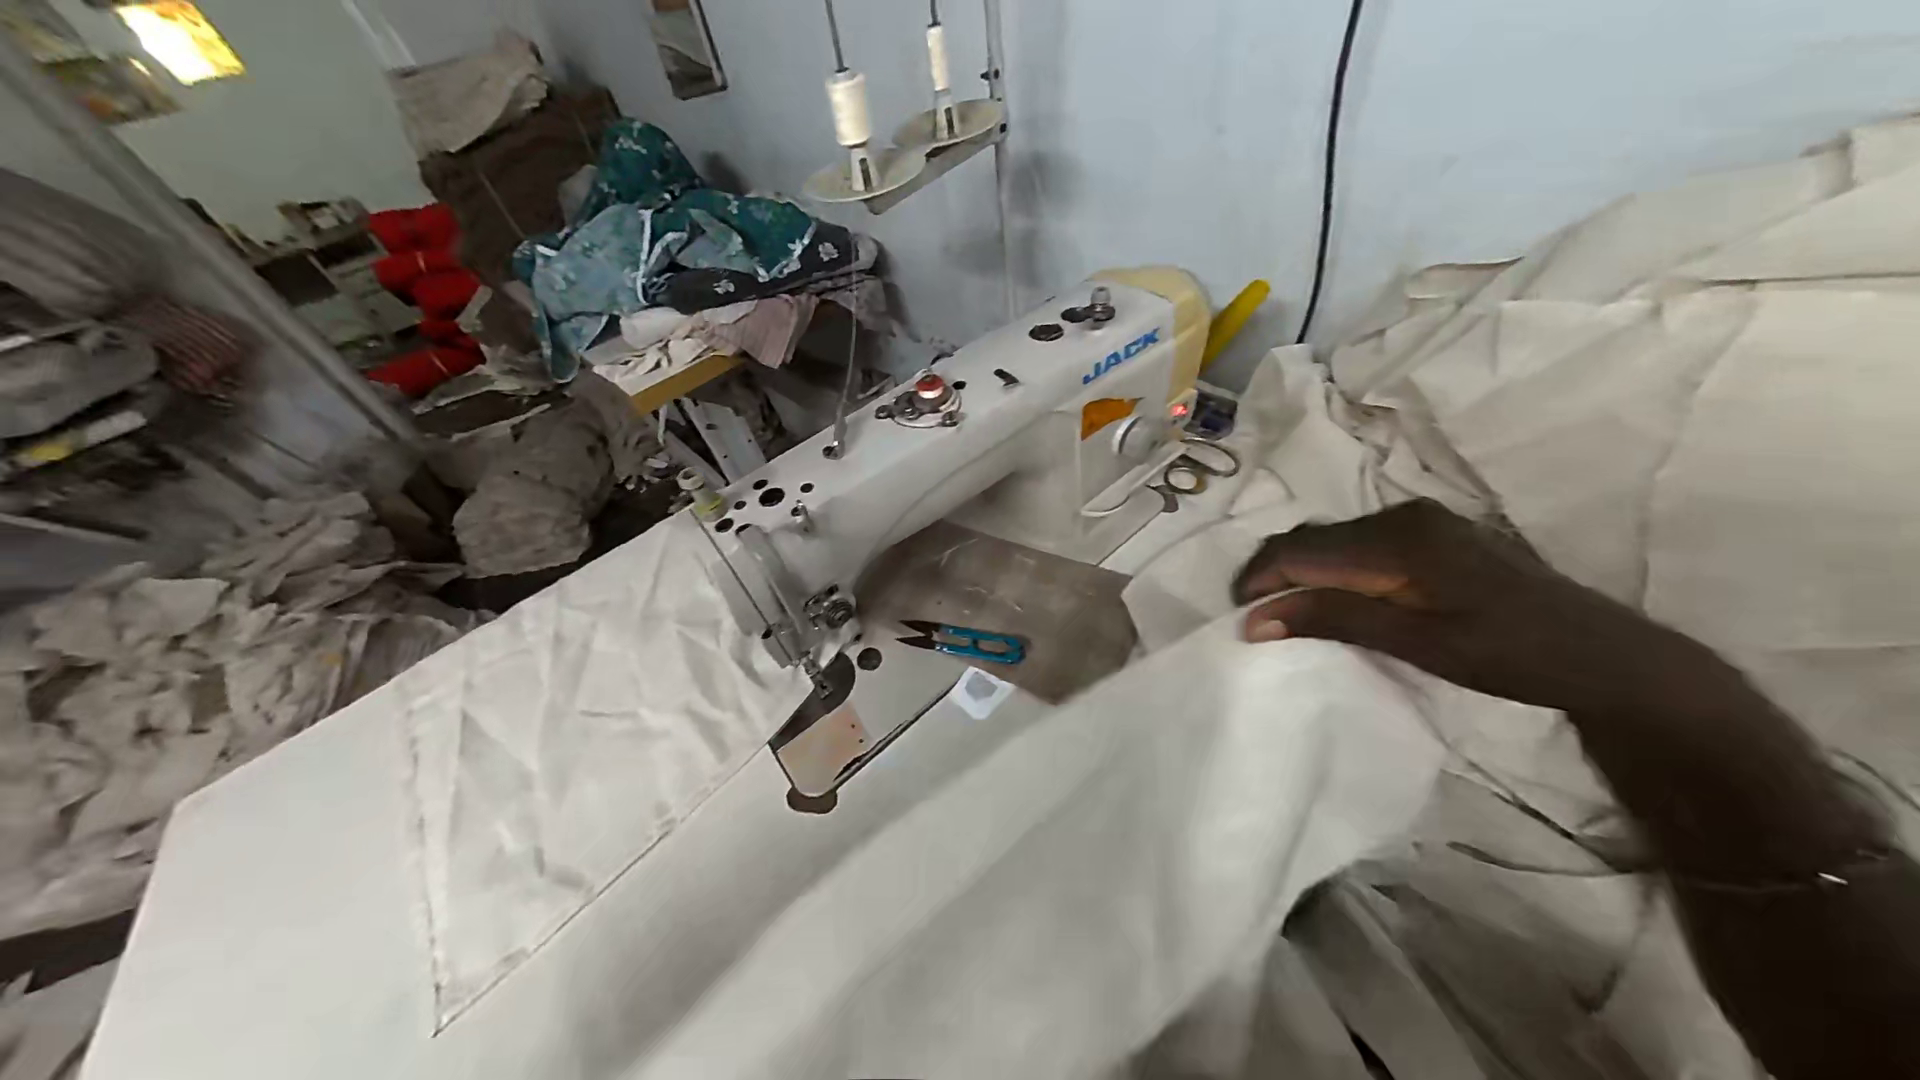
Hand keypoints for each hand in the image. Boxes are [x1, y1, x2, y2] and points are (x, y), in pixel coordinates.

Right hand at [1232, 501, 1703, 711]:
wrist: (1605, 655)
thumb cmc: (1510, 655)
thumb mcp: (1417, 643)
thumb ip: (1334, 618)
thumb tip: (1255, 619)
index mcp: (1397, 539)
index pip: (1299, 550)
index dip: (1259, 580)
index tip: (1239, 618)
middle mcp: (1401, 515)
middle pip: (1310, 539)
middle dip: (1273, 576)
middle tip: (1256, 619)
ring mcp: (1418, 520)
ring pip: (1330, 540)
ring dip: (1300, 573)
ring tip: (1286, 612)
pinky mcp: (1430, 533)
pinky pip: (1355, 543)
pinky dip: (1329, 569)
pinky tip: (1331, 597)